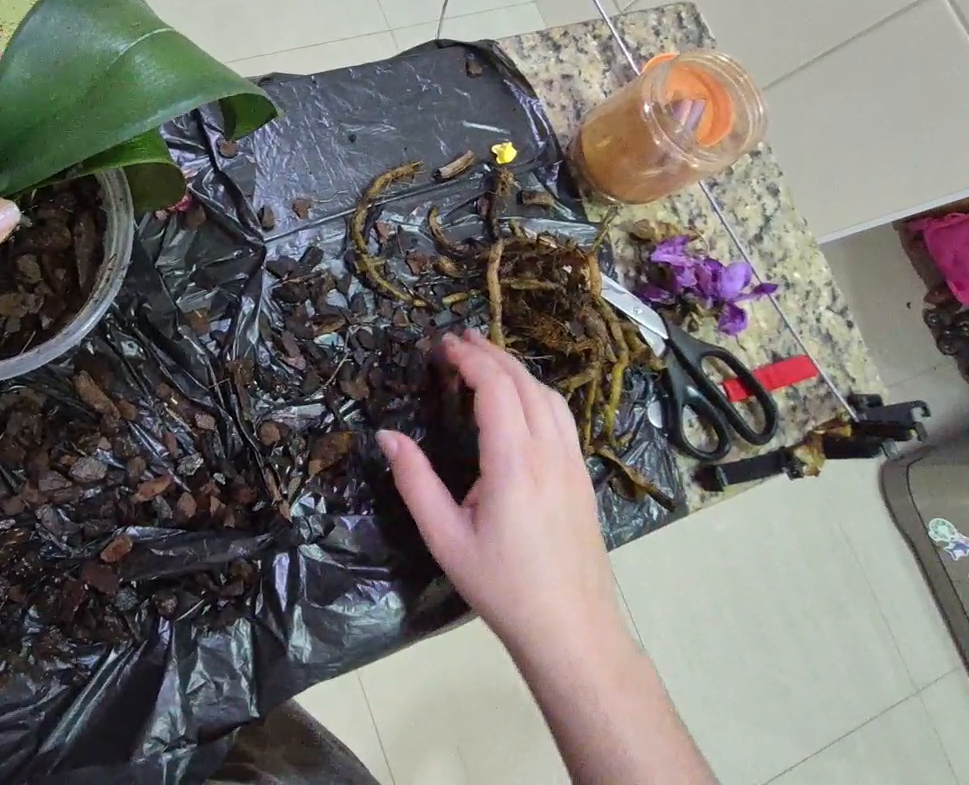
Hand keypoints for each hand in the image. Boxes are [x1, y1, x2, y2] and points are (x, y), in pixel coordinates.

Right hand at [377, 331, 623, 669]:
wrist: (572, 629)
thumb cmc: (502, 585)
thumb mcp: (444, 538)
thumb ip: (414, 482)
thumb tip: (386, 436)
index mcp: (514, 463)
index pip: (496, 388)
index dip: (470, 359)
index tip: (443, 345)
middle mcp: (550, 453)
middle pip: (525, 383)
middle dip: (491, 353)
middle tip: (459, 339)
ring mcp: (573, 464)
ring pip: (549, 397)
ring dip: (517, 370)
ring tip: (486, 358)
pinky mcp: (582, 478)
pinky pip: (562, 418)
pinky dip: (537, 392)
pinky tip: (521, 400)